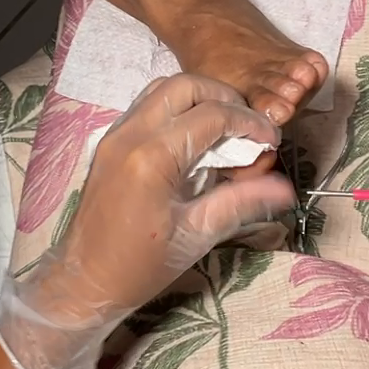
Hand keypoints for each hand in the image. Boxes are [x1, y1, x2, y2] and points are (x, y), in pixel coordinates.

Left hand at [0, 74, 294, 368]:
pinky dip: (177, 108)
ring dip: (199, 98)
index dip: (249, 123)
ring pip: (163, 89)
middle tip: (249, 128)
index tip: (272, 141)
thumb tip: (285, 188)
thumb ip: (241, 202)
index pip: (212, 116)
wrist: (84, 281)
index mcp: (152, 157)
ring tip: (226, 130)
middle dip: (225, 98)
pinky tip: (195, 139)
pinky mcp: (110, 141)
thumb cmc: (140, 266)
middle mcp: (130, 134)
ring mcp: (115, 134)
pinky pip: (147, 106)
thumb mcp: (197, 235)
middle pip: (186, 86)